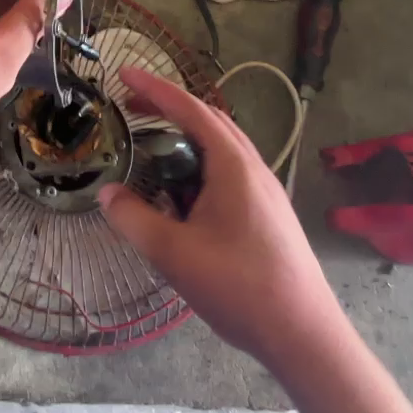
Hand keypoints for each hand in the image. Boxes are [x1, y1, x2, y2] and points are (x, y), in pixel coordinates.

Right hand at [99, 66, 345, 362]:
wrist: (305, 338)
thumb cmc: (240, 287)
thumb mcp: (173, 253)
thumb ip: (133, 218)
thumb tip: (106, 193)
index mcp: (234, 167)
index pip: (191, 110)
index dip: (155, 88)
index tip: (123, 73)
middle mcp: (254, 170)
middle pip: (209, 121)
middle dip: (168, 106)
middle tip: (130, 105)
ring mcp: (266, 193)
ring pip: (222, 146)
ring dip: (186, 134)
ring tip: (152, 145)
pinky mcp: (269, 215)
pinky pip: (229, 170)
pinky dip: (199, 161)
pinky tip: (183, 191)